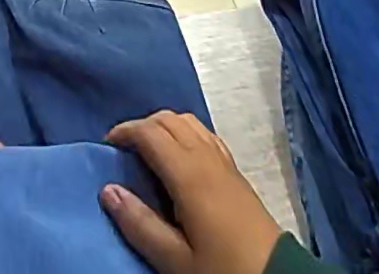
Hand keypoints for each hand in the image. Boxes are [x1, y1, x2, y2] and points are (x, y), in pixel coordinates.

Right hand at [101, 112, 282, 273]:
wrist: (272, 271)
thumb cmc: (220, 267)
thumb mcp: (174, 259)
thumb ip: (140, 224)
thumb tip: (108, 190)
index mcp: (189, 173)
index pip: (153, 133)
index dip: (127, 131)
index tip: (107, 144)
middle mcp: (206, 155)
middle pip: (170, 119)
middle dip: (143, 125)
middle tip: (122, 148)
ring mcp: (222, 157)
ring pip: (187, 121)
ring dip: (163, 125)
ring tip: (144, 150)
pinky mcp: (232, 165)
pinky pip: (202, 132)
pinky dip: (182, 130)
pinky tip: (175, 153)